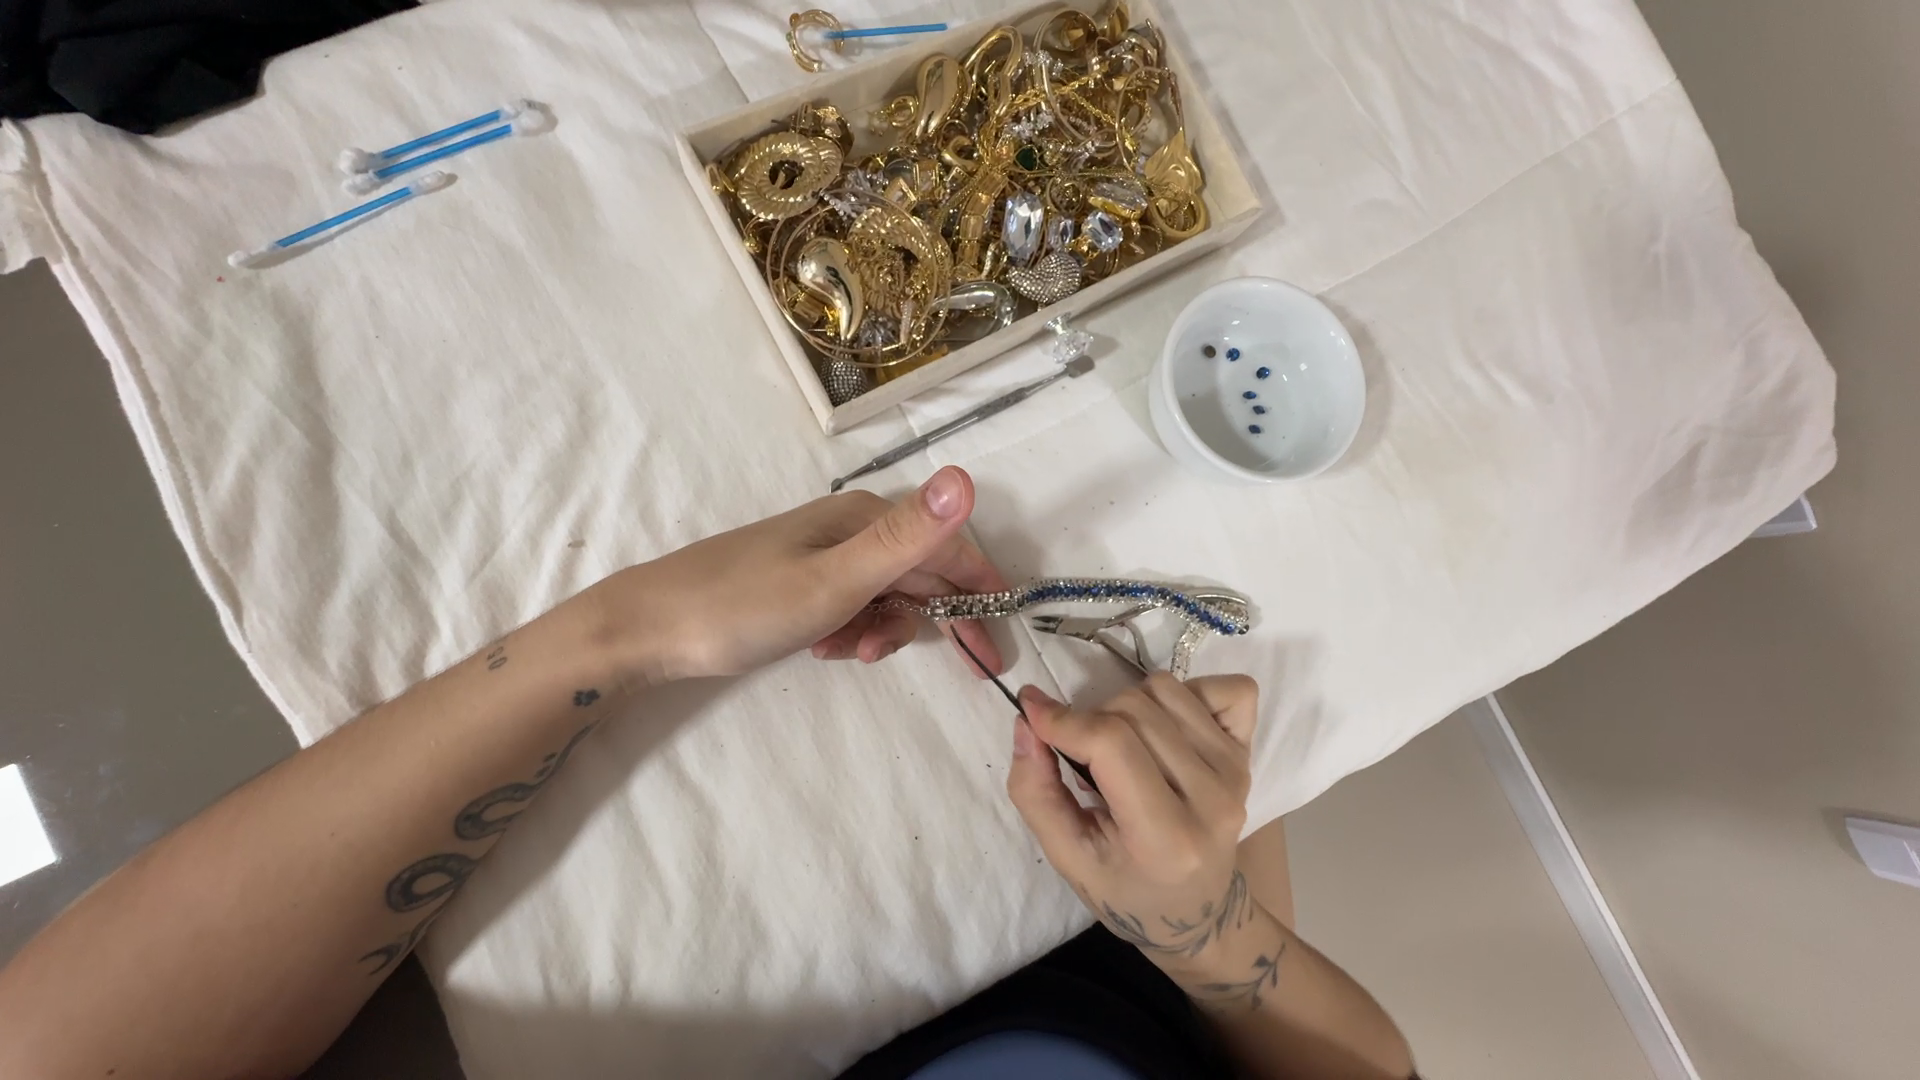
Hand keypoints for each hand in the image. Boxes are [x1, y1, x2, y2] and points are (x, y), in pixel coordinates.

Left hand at [588, 466, 1009, 685]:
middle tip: (961, 669)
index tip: (999, 646)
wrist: (650, 627)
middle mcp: (851, 529)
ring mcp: (824, 554)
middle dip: (933, 623)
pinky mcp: (802, 580)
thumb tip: (966, 477)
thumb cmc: (746, 605)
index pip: (948, 551)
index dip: (982, 595)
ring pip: (886, 596)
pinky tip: (824, 648)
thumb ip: (907, 538)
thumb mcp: (835, 579)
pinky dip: (851, 632)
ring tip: (849, 654)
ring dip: (882, 631)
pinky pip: (852, 606)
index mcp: (866, 519)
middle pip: (920, 575)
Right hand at [1007, 674, 1277, 990]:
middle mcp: (1212, 799)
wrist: (1195, 913)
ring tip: (1121, 742)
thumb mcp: (1066, 857)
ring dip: (1129, 704)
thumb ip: (1035, 791)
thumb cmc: (1124, 888)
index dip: (1063, 719)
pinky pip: (1230, 688)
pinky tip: (1168, 725)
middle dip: (1091, 718)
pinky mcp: (1249, 755)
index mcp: (1165, 837)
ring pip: (1167, 690)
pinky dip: (1192, 692)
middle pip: (1135, 709)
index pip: (1111, 744)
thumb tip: (1027, 718)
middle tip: (1082, 752)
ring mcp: (1236, 773)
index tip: (1031, 712)